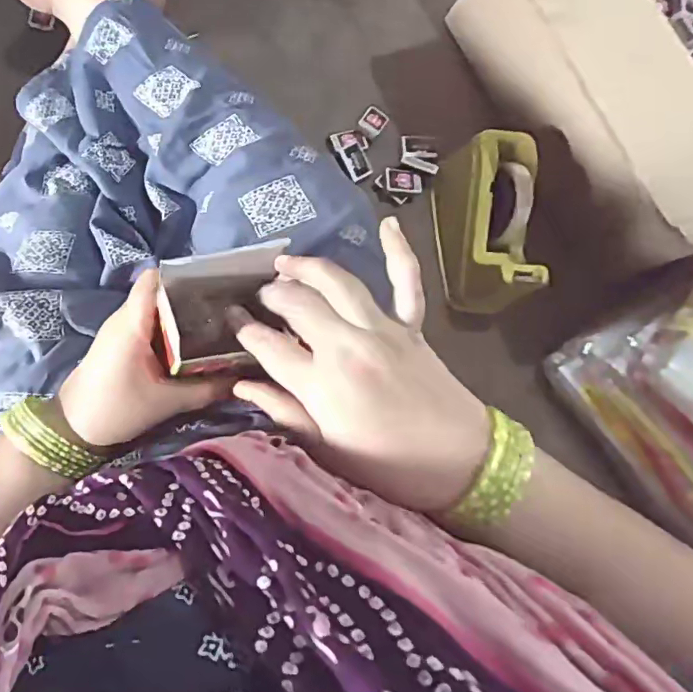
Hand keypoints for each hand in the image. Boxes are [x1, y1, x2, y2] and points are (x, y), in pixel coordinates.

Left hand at [57, 268, 226, 446]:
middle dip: (192, 298)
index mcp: (132, 322)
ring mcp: (120, 329)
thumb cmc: (117, 409)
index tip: (215, 284)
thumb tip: (243, 380)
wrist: (75, 428)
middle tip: (226, 310)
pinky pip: (149, 325)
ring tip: (216, 325)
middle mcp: (125, 318)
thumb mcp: (167, 402)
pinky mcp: (119, 343)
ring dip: (181, 316)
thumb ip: (207, 390)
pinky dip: (169, 330)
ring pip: (156, 310)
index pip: (155, 279)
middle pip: (161, 293)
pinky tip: (192, 345)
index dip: (184, 276)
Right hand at [231, 218, 491, 512]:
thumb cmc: (387, 466)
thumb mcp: (326, 449)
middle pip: (298, 304)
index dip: (244, 329)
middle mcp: (348, 347)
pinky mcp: (411, 328)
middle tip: (256, 297)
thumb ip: (283, 411)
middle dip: (270, 295)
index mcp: (322, 384)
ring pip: (338, 283)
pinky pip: (407, 282)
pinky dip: (399, 252)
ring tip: (284, 262)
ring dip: (308, 267)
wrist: (462, 464)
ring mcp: (382, 331)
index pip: (268, 344)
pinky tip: (387, 225)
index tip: (230, 320)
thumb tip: (240, 386)